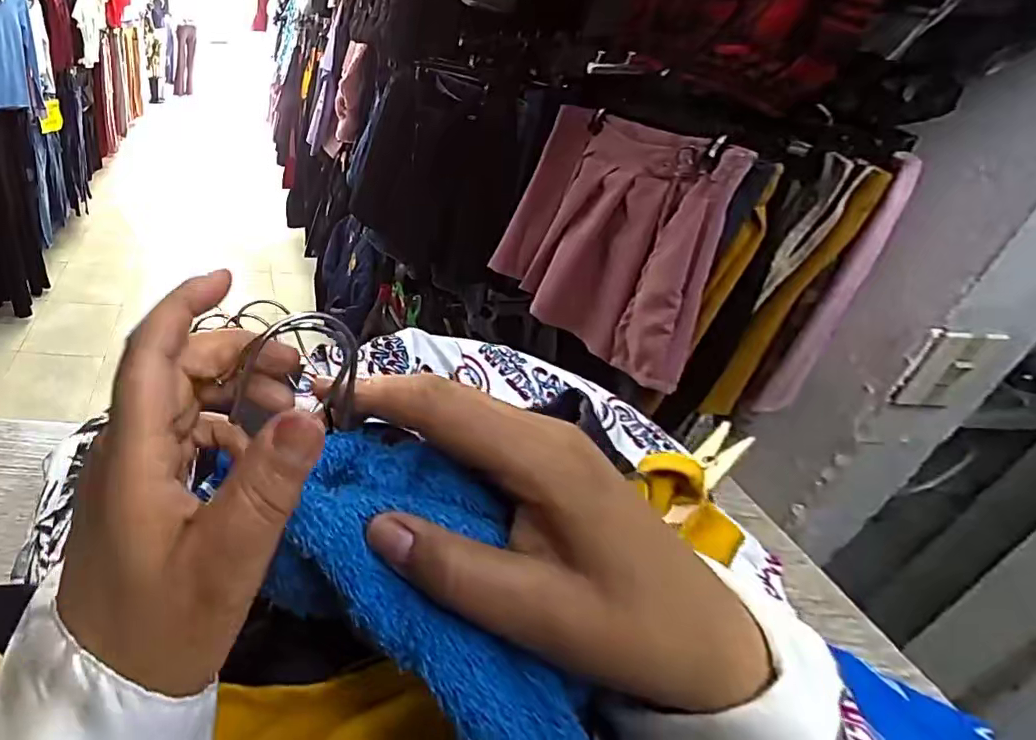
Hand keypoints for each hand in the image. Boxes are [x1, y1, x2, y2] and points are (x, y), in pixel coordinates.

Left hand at [56, 271, 326, 696]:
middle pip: (181, 371)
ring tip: (290, 407)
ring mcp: (137, 468)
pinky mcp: (149, 489)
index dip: (183, 306)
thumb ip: (268, 484)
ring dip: (240, 390)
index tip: (225, 277)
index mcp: (135, 452)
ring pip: (190, 400)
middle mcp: (130, 447)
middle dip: (240, 356)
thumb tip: (311, 414)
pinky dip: (232, 426)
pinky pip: (193, 434)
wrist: (108, 693)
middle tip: (297, 369)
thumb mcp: (226, 561)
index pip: (149, 353)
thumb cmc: (159, 630)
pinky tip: (263, 448)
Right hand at [353, 372, 772, 712]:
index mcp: (541, 456)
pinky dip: (435, 439)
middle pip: (451, 397)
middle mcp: (542, 432)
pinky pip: (479, 435)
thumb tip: (376, 526)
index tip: (326, 399)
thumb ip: (456, 570)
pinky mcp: (548, 460)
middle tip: (328, 420)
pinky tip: (411, 462)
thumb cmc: (631, 630)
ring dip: (408, 418)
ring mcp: (548, 442)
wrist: (709, 642)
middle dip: (387, 399)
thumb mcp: (540, 615)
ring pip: (463, 412)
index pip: (445, 405)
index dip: (382, 394)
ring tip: (355, 439)